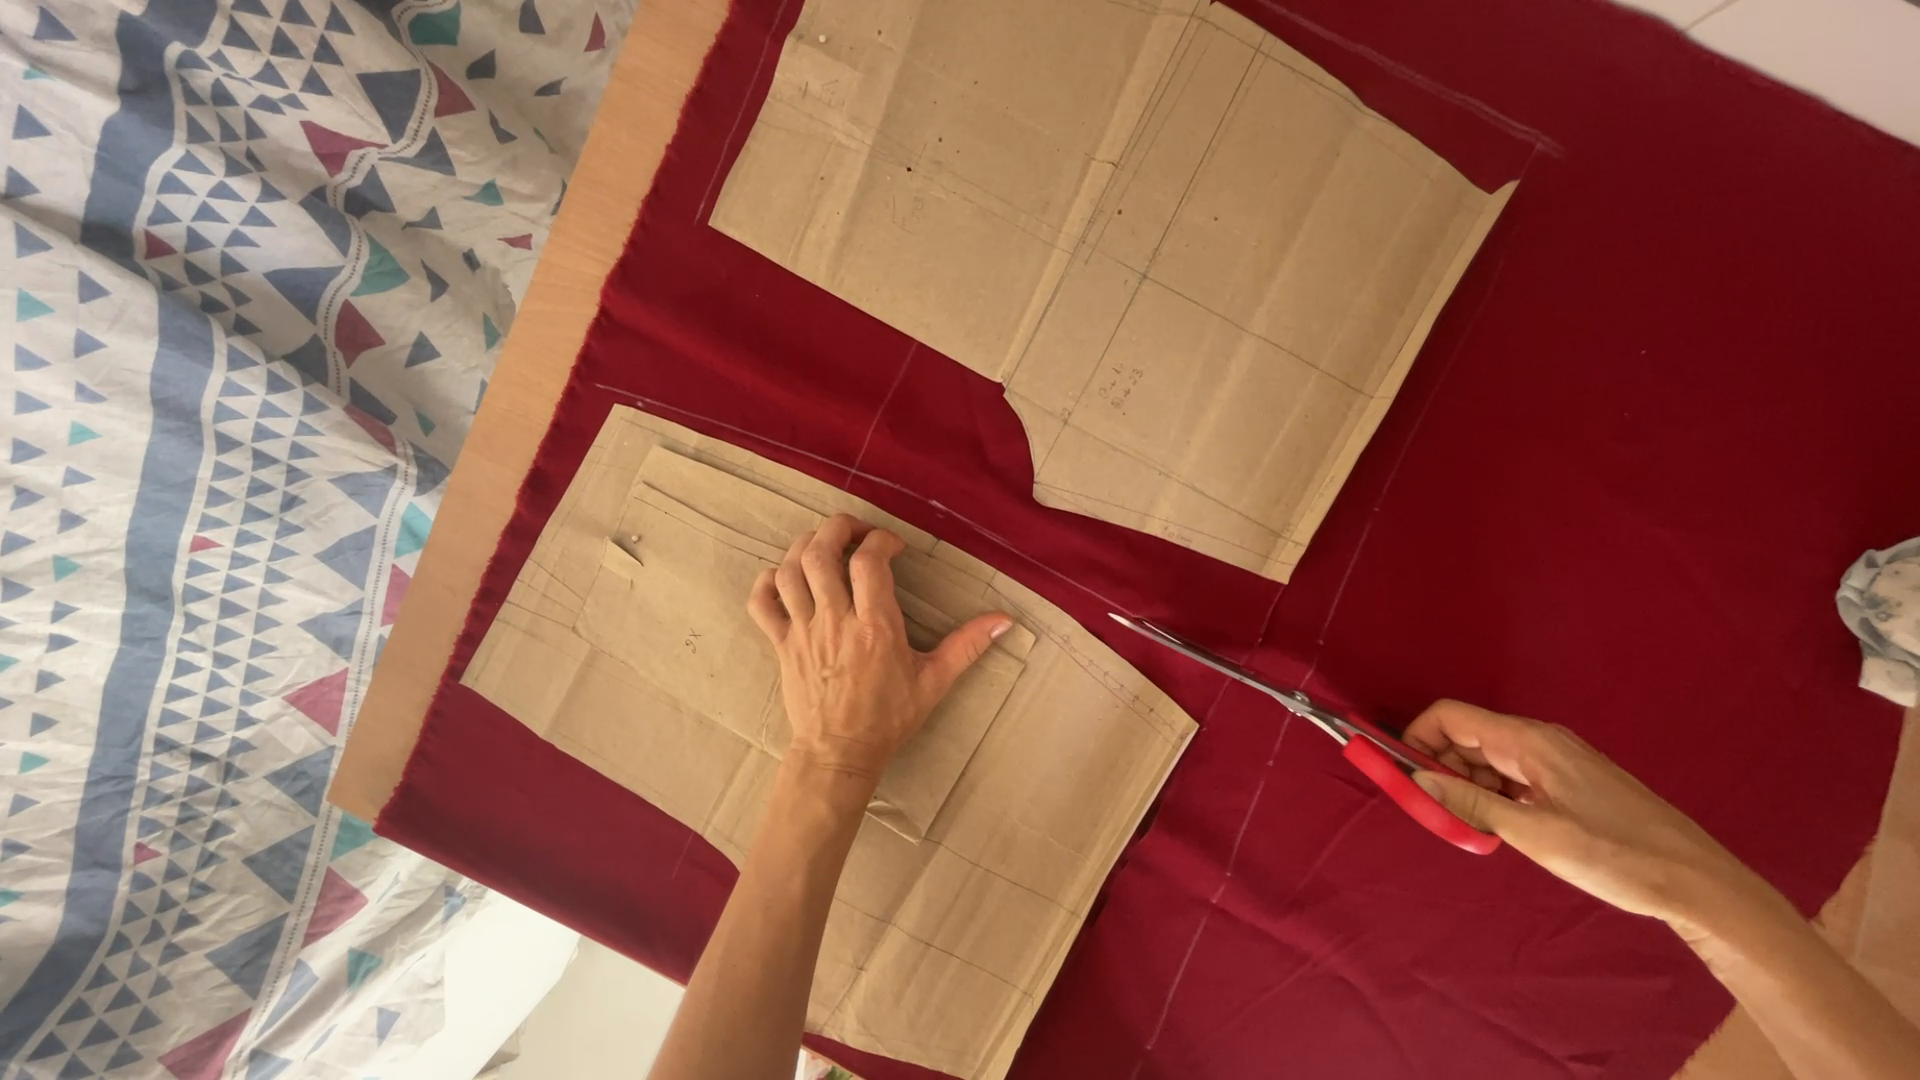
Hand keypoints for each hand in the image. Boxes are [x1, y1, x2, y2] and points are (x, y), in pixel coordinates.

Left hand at [745, 513, 1011, 783]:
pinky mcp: (782, 645)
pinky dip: (767, 581)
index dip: (881, 540)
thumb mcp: (935, 682)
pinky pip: (761, 603)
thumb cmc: (889, 718)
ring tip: (825, 546)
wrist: (840, 754)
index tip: (895, 547)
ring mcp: (803, 632)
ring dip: (804, 546)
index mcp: (875, 627)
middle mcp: (835, 621)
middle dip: (837, 528)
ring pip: (790, 570)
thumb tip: (1006, 621)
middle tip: (855, 531)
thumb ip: (968, 646)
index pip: (868, 561)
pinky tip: (785, 577)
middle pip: (821, 553)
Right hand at [1404, 700, 1765, 933]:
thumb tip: (1416, 780)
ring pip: (1487, 758)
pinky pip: (1512, 775)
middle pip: (1466, 736)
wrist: (1706, 889)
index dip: (1417, 739)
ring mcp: (1558, 760)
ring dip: (1468, 785)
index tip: (1405, 775)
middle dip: (1441, 767)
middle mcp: (1541, 741)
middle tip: (1442, 810)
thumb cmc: (1618, 857)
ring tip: (1476, 826)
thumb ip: (1470, 803)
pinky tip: (1504, 826)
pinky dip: (1494, 794)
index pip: (1450, 717)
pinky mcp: (1570, 781)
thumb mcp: (1534, 834)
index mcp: (1530, 742)